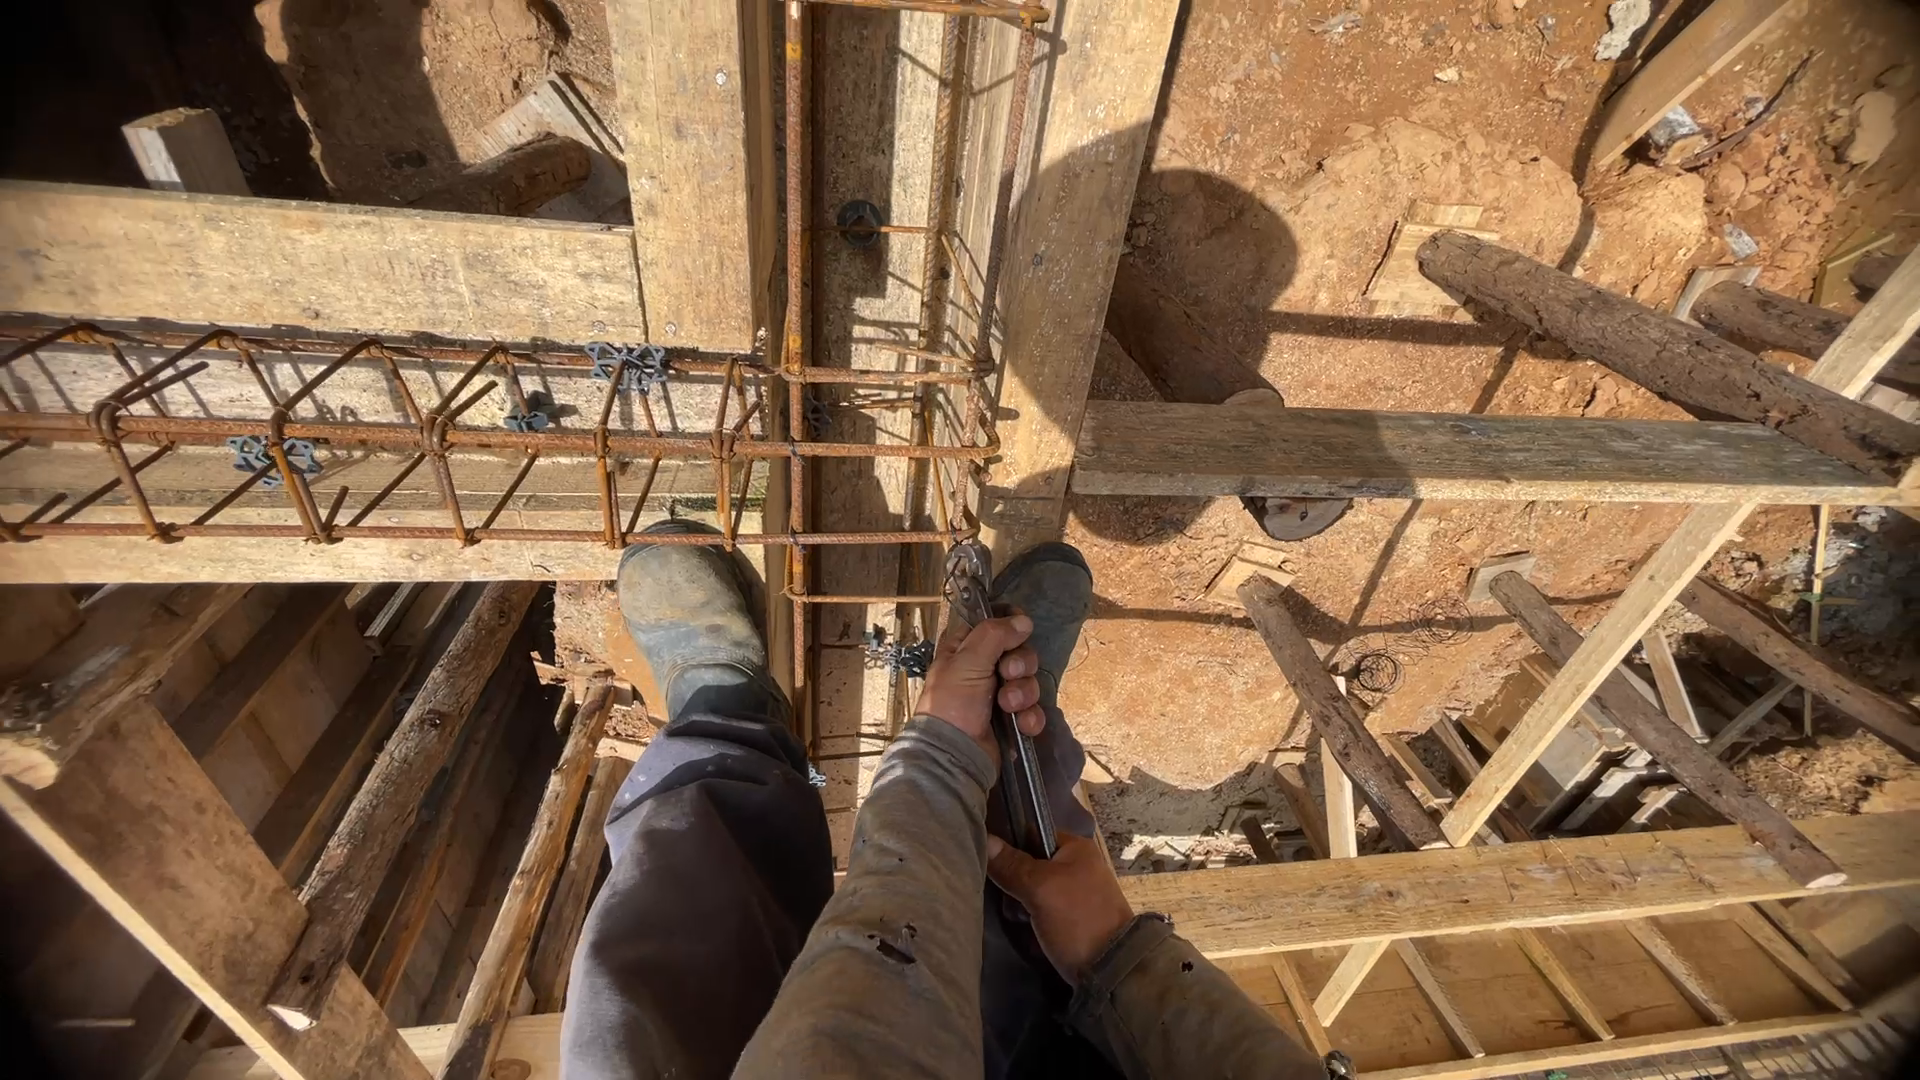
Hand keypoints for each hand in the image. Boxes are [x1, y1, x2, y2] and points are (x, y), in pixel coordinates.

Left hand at [914, 612, 1044, 760]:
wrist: (954, 756)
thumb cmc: (952, 704)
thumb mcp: (966, 662)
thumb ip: (994, 635)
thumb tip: (1024, 620)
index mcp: (966, 649)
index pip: (995, 625)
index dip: (1010, 625)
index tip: (1021, 630)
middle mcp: (984, 669)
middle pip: (1020, 653)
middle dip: (1019, 665)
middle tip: (1007, 675)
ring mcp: (999, 695)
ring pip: (1029, 681)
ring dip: (1023, 693)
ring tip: (1008, 707)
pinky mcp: (1013, 720)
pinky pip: (1034, 709)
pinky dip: (1030, 717)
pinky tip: (1021, 725)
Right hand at [986, 831, 1134, 983]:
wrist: (1113, 973)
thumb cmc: (1077, 919)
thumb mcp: (1040, 889)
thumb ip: (1012, 865)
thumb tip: (985, 839)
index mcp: (1076, 847)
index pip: (1032, 833)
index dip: (1010, 847)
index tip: (993, 865)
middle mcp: (1078, 864)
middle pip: (1030, 863)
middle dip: (1015, 882)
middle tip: (1008, 901)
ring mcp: (1078, 892)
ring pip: (1034, 888)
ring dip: (1022, 903)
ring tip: (1017, 919)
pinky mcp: (1075, 917)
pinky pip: (1044, 908)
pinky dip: (1033, 917)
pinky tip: (1026, 929)